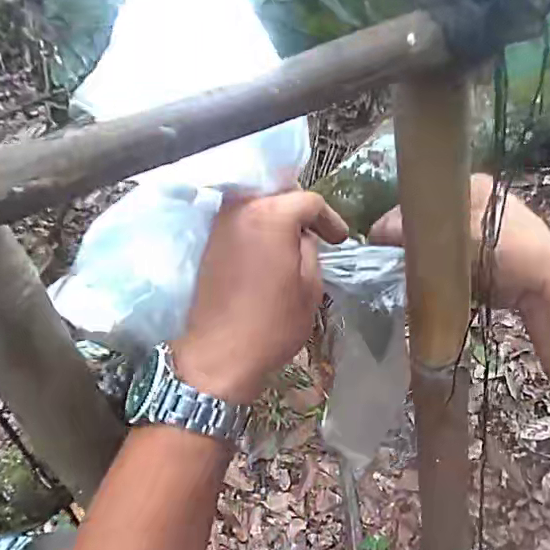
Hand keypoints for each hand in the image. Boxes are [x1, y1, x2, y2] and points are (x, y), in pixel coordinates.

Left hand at [172, 191, 347, 403]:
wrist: (220, 354)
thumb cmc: (273, 323)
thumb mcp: (310, 286)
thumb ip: (311, 250)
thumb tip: (303, 237)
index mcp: (270, 216)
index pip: (308, 200)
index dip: (330, 218)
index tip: (340, 240)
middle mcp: (240, 210)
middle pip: (277, 195)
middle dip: (300, 210)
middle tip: (318, 234)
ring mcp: (219, 226)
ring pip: (256, 206)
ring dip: (277, 218)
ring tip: (295, 242)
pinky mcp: (209, 244)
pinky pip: (240, 223)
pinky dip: (258, 229)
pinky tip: (271, 250)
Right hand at [369, 174, 549, 311]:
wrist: (547, 287)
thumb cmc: (506, 253)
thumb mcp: (457, 238)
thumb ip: (415, 232)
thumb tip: (377, 232)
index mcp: (472, 185)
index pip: (423, 198)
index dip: (398, 220)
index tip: (378, 244)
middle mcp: (480, 200)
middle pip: (431, 219)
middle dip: (411, 239)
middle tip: (391, 261)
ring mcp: (488, 227)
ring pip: (441, 240)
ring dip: (426, 255)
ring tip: (406, 272)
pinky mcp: (492, 254)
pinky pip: (455, 257)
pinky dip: (442, 267)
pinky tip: (432, 279)